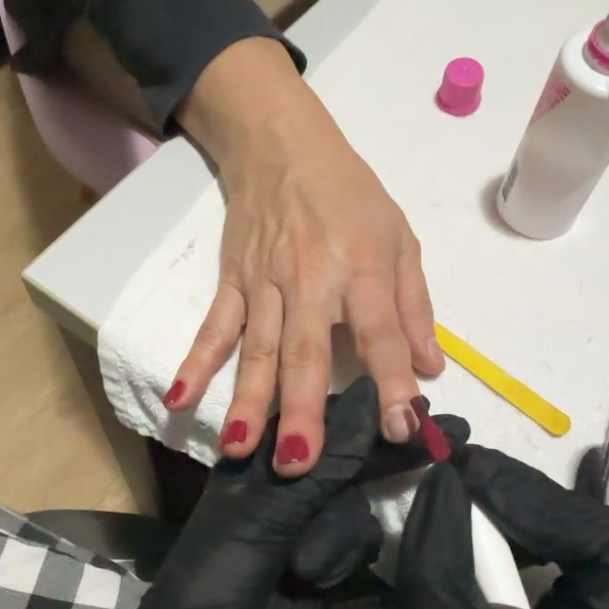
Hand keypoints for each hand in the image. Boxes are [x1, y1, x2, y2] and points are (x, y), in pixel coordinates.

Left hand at [75, 378, 467, 608]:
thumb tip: (373, 399)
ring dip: (337, 536)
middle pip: (353, 462)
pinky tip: (311, 580)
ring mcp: (310, 524)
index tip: (423, 404)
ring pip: (359, 507)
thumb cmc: (223, 568)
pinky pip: (358, 542)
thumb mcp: (270, 509)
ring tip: (302, 567)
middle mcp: (289, 484)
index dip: (373, 414)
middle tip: (454, 437)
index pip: (326, 424)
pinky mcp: (328, 560)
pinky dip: (339, 558)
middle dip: (392, 457)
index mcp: (261, 458)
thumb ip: (327, 461)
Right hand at [168, 39, 443, 475]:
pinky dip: (196, 362)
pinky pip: (214, 326)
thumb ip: (414, 307)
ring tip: (239, 450)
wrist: (282, 146)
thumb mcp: (400, 239)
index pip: (380, 331)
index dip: (391, 379)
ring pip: (256, 349)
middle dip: (300, 409)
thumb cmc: (350, 197)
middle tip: (295, 462)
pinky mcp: (232, 282)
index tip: (400, 427)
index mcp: (362, 268)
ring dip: (247, 401)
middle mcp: (310, 280)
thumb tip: (430, 369)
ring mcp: (264, 284)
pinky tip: (179, 398)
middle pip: (305, 351)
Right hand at [352, 445, 608, 608]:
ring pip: (575, 548)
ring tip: (467, 490)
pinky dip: (514, 535)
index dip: (546, 502)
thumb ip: (440, 551)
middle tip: (467, 474)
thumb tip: (447, 474)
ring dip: (521, 512)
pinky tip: (480, 519)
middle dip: (531, 501)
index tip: (478, 478)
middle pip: (597, 542)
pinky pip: (551, 567)